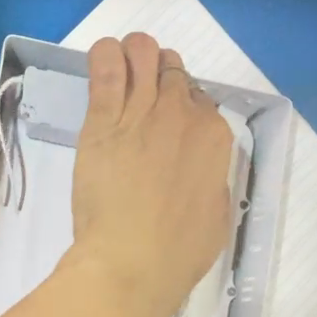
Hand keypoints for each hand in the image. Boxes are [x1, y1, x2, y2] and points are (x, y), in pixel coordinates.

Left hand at [64, 33, 235, 316]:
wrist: (131, 261)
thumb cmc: (176, 253)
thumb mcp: (215, 216)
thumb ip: (210, 183)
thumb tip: (201, 173)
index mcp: (215, 139)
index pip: (199, 100)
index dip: (181, 105)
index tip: (166, 118)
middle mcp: (181, 116)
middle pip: (171, 75)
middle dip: (157, 75)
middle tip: (139, 91)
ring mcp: (141, 114)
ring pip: (142, 58)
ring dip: (133, 55)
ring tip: (120, 66)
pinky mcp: (102, 122)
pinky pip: (105, 72)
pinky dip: (104, 57)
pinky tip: (101, 56)